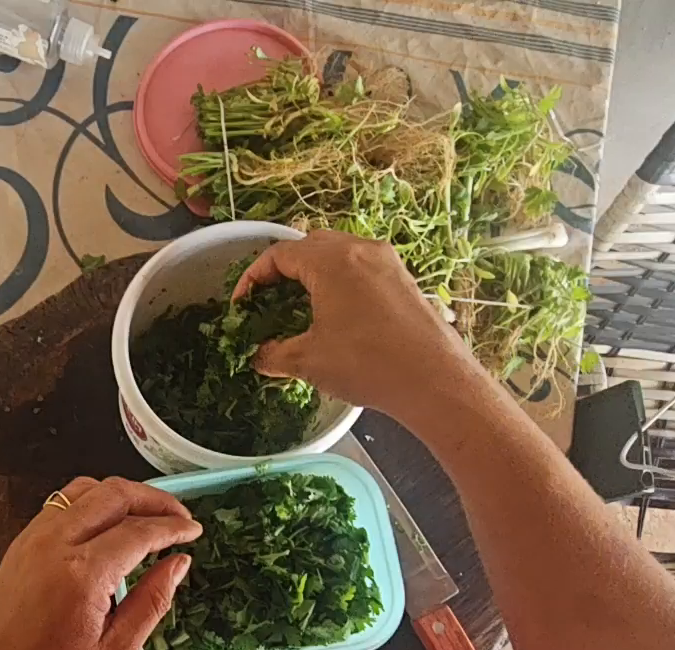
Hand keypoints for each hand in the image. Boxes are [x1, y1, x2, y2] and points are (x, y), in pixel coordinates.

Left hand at [0, 477, 200, 649]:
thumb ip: (152, 601)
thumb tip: (180, 562)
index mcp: (83, 573)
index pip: (139, 531)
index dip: (173, 527)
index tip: (195, 530)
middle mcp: (55, 543)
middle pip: (113, 494)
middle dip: (153, 499)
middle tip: (178, 516)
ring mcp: (33, 537)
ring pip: (85, 490)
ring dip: (121, 495)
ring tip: (147, 517)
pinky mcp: (20, 542)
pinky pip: (62, 503)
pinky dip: (92, 502)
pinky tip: (108, 525)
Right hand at [233, 231, 485, 421]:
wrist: (433, 379)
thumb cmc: (365, 364)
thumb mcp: (306, 361)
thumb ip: (273, 354)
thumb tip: (258, 356)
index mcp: (331, 261)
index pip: (279, 254)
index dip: (252, 278)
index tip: (241, 305)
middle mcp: (360, 250)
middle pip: (308, 246)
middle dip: (281, 272)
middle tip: (265, 302)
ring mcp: (386, 262)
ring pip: (336, 254)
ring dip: (310, 276)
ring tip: (295, 309)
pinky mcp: (402, 279)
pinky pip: (358, 268)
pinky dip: (335, 282)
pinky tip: (330, 316)